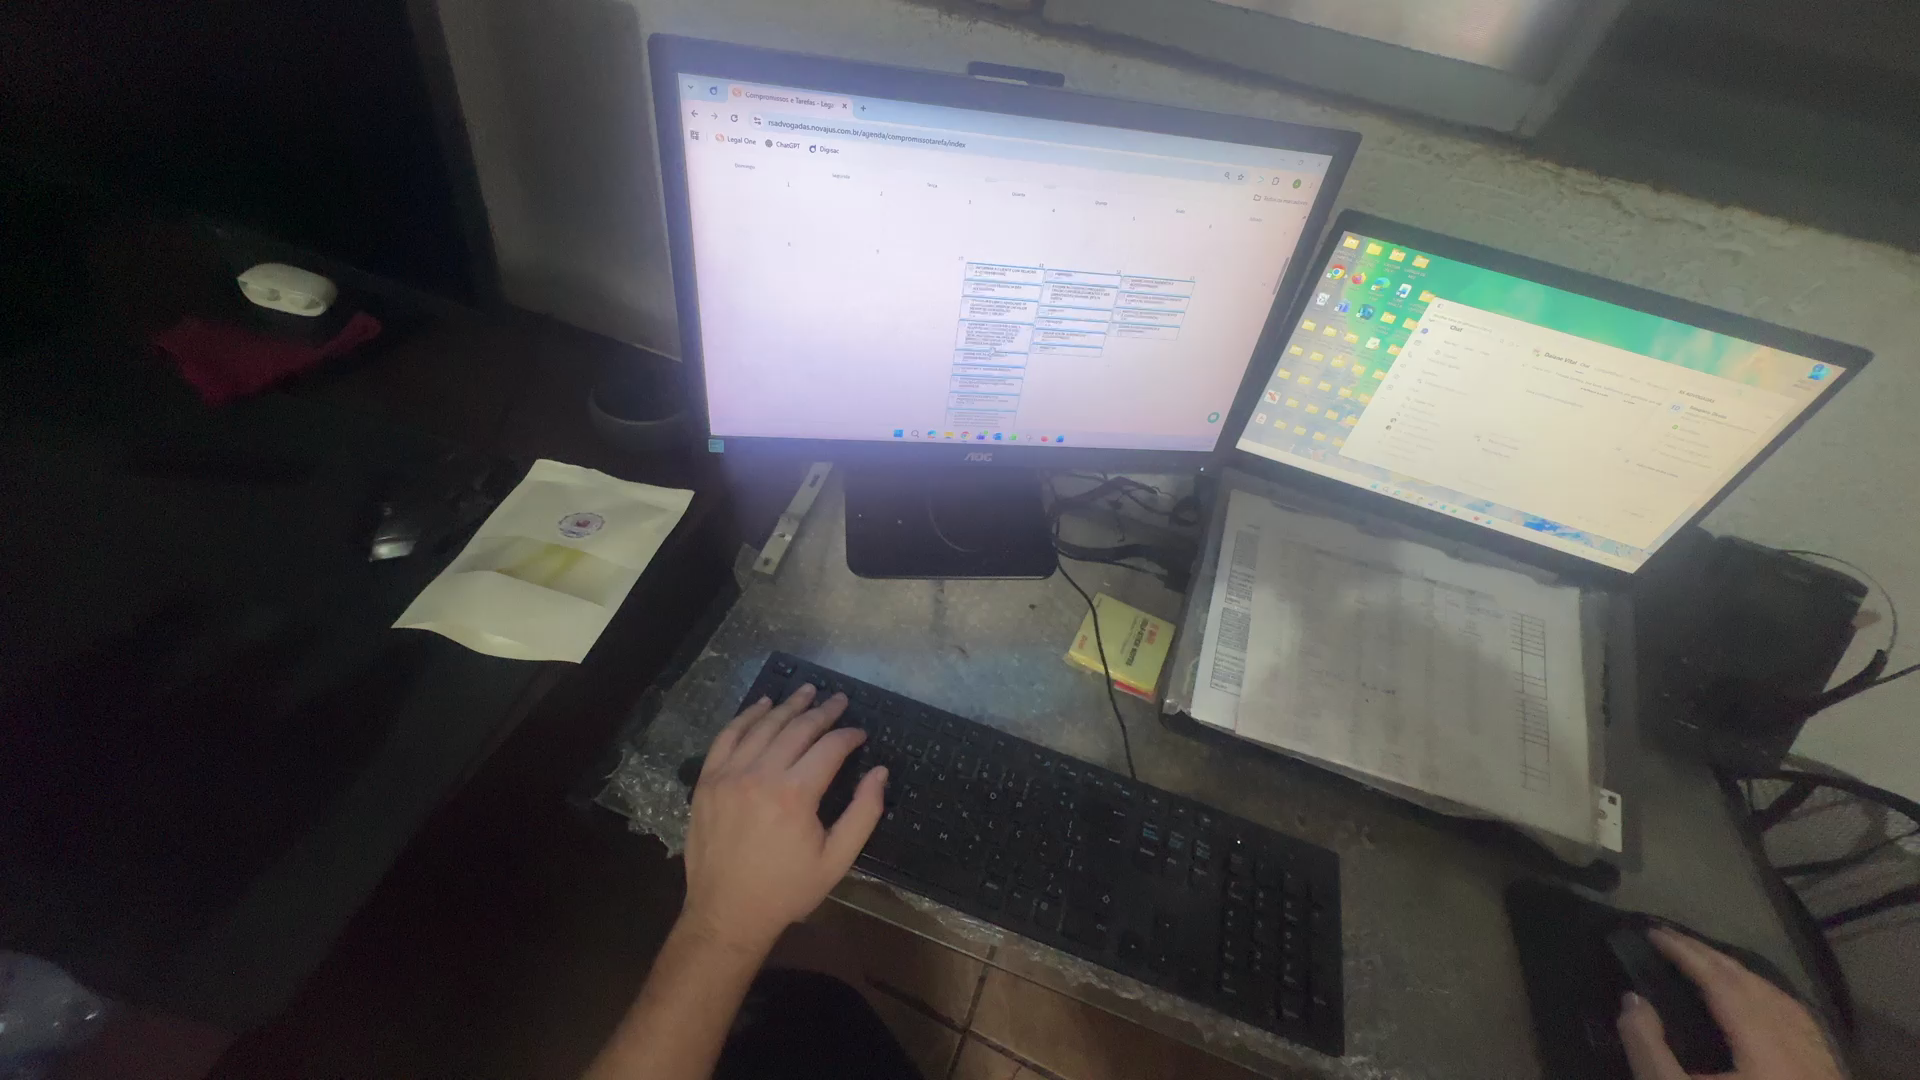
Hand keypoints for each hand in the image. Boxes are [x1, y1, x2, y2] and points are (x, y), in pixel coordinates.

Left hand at [679, 684, 886, 955]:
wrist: (726, 915)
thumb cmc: (787, 889)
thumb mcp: (837, 859)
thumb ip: (864, 812)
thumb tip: (880, 772)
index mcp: (795, 795)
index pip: (829, 747)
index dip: (849, 735)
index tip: (860, 733)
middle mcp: (761, 775)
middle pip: (797, 728)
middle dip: (823, 711)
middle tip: (839, 700)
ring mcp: (729, 775)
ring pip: (764, 726)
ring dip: (788, 705)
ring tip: (807, 691)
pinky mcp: (708, 781)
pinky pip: (727, 737)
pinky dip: (747, 717)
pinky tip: (762, 705)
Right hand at [1617, 927, 1842, 1079]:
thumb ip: (1646, 1046)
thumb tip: (1632, 999)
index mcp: (1767, 1056)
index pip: (1724, 986)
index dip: (1686, 954)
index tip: (1650, 932)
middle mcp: (1804, 1058)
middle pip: (1758, 990)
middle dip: (1711, 957)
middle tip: (1670, 936)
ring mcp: (1823, 1073)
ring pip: (1788, 1007)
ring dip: (1743, 975)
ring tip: (1706, 960)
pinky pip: (1804, 1027)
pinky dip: (1772, 1000)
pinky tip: (1755, 1000)